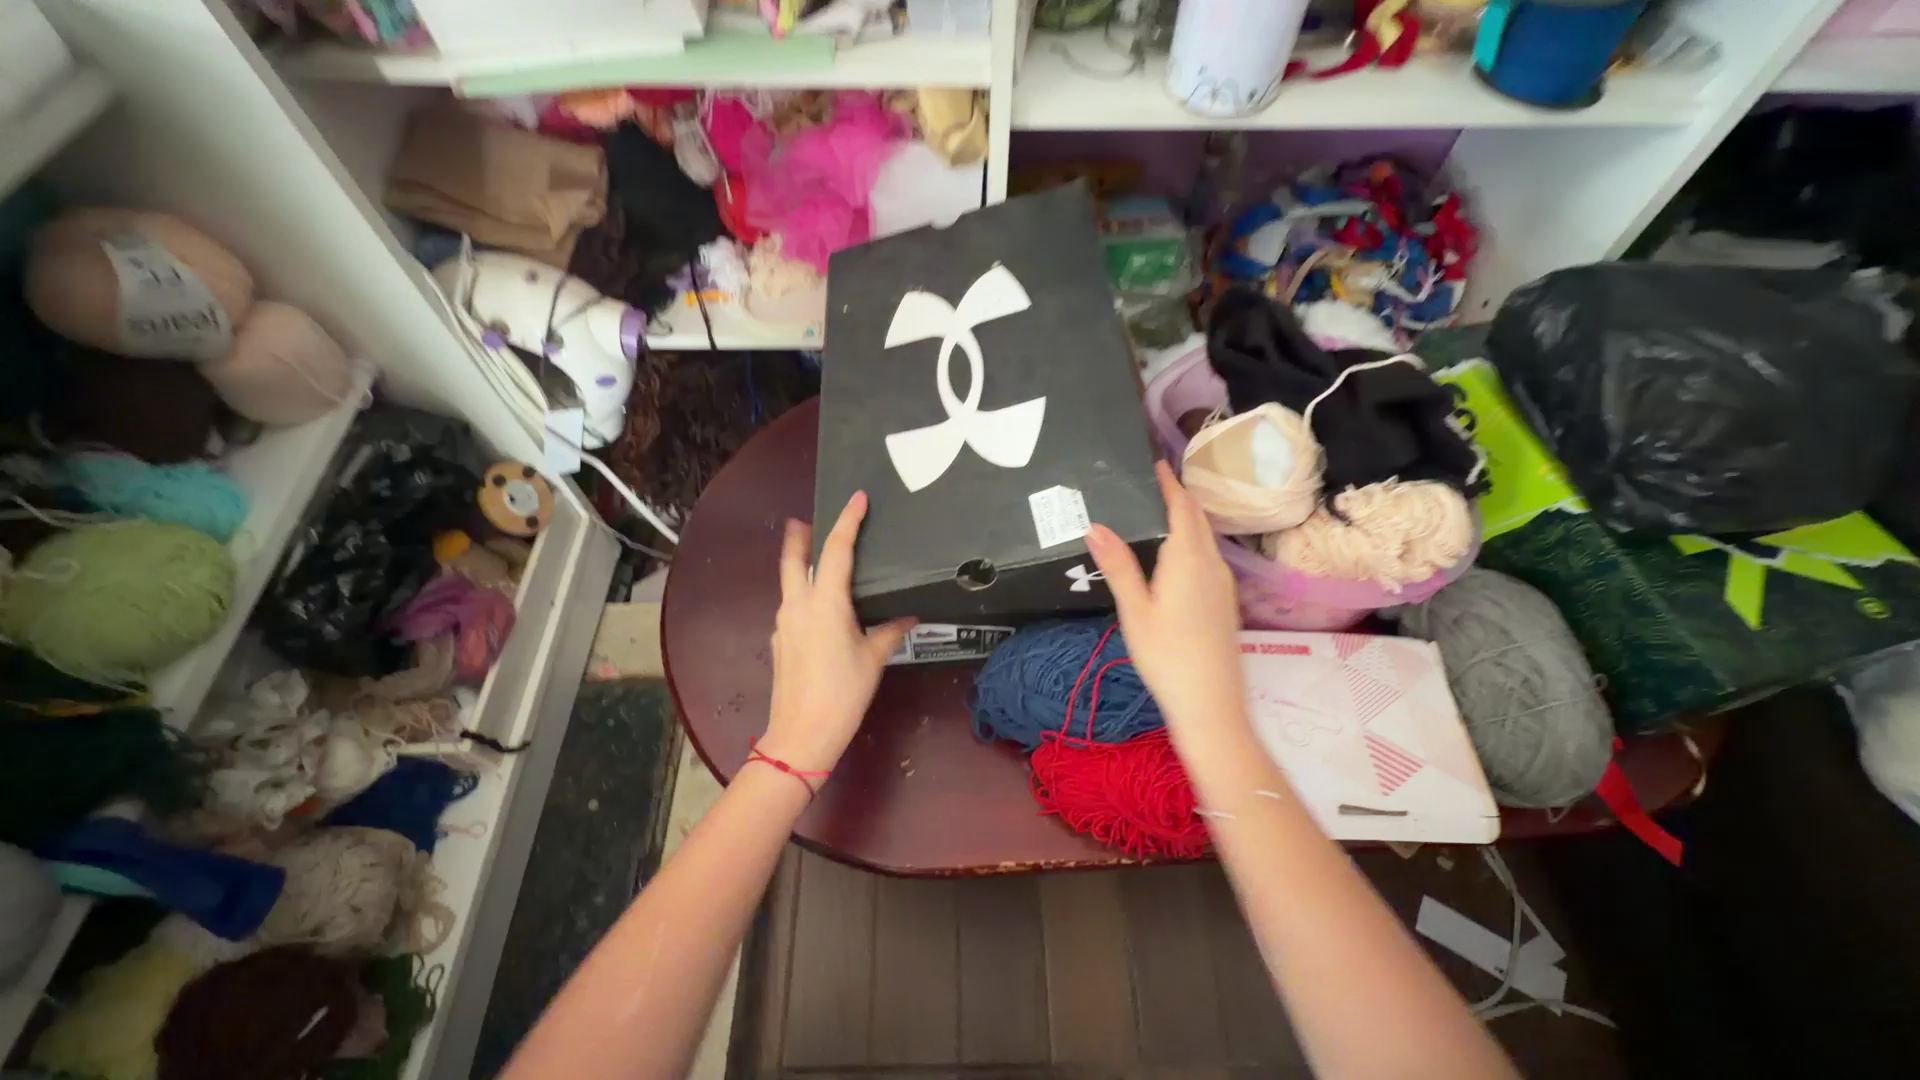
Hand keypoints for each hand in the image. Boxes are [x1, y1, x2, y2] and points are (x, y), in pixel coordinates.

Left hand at [759, 491, 915, 776]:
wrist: (801, 733)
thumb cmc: (843, 692)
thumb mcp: (874, 659)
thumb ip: (890, 631)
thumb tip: (910, 616)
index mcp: (825, 602)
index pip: (837, 550)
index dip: (848, 520)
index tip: (857, 498)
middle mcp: (798, 605)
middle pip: (793, 559)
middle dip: (798, 536)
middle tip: (804, 520)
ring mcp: (783, 623)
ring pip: (790, 583)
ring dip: (800, 567)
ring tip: (819, 562)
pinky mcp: (779, 641)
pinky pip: (792, 607)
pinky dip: (803, 596)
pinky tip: (820, 611)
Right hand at [1084, 461, 1245, 737]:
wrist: (1211, 703)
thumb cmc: (1166, 655)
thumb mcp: (1134, 610)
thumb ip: (1117, 565)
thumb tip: (1095, 525)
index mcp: (1188, 559)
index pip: (1182, 508)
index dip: (1169, 484)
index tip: (1155, 464)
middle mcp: (1212, 563)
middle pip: (1198, 520)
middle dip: (1180, 497)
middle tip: (1154, 482)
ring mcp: (1223, 583)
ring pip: (1206, 539)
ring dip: (1188, 520)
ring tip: (1160, 512)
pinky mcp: (1225, 601)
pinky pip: (1209, 557)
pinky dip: (1193, 542)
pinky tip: (1176, 555)